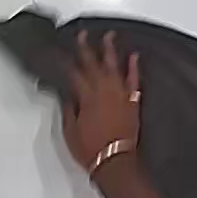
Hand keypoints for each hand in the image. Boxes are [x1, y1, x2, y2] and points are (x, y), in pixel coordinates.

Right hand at [62, 30, 141, 176]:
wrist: (115, 162)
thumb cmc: (91, 149)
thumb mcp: (70, 130)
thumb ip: (69, 109)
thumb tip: (68, 96)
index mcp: (86, 97)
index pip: (74, 73)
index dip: (66, 61)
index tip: (62, 52)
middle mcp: (104, 91)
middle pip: (93, 65)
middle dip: (87, 48)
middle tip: (83, 34)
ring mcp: (120, 95)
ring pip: (114, 67)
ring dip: (111, 51)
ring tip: (110, 36)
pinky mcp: (132, 102)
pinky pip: (134, 81)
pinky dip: (134, 68)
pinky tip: (134, 56)